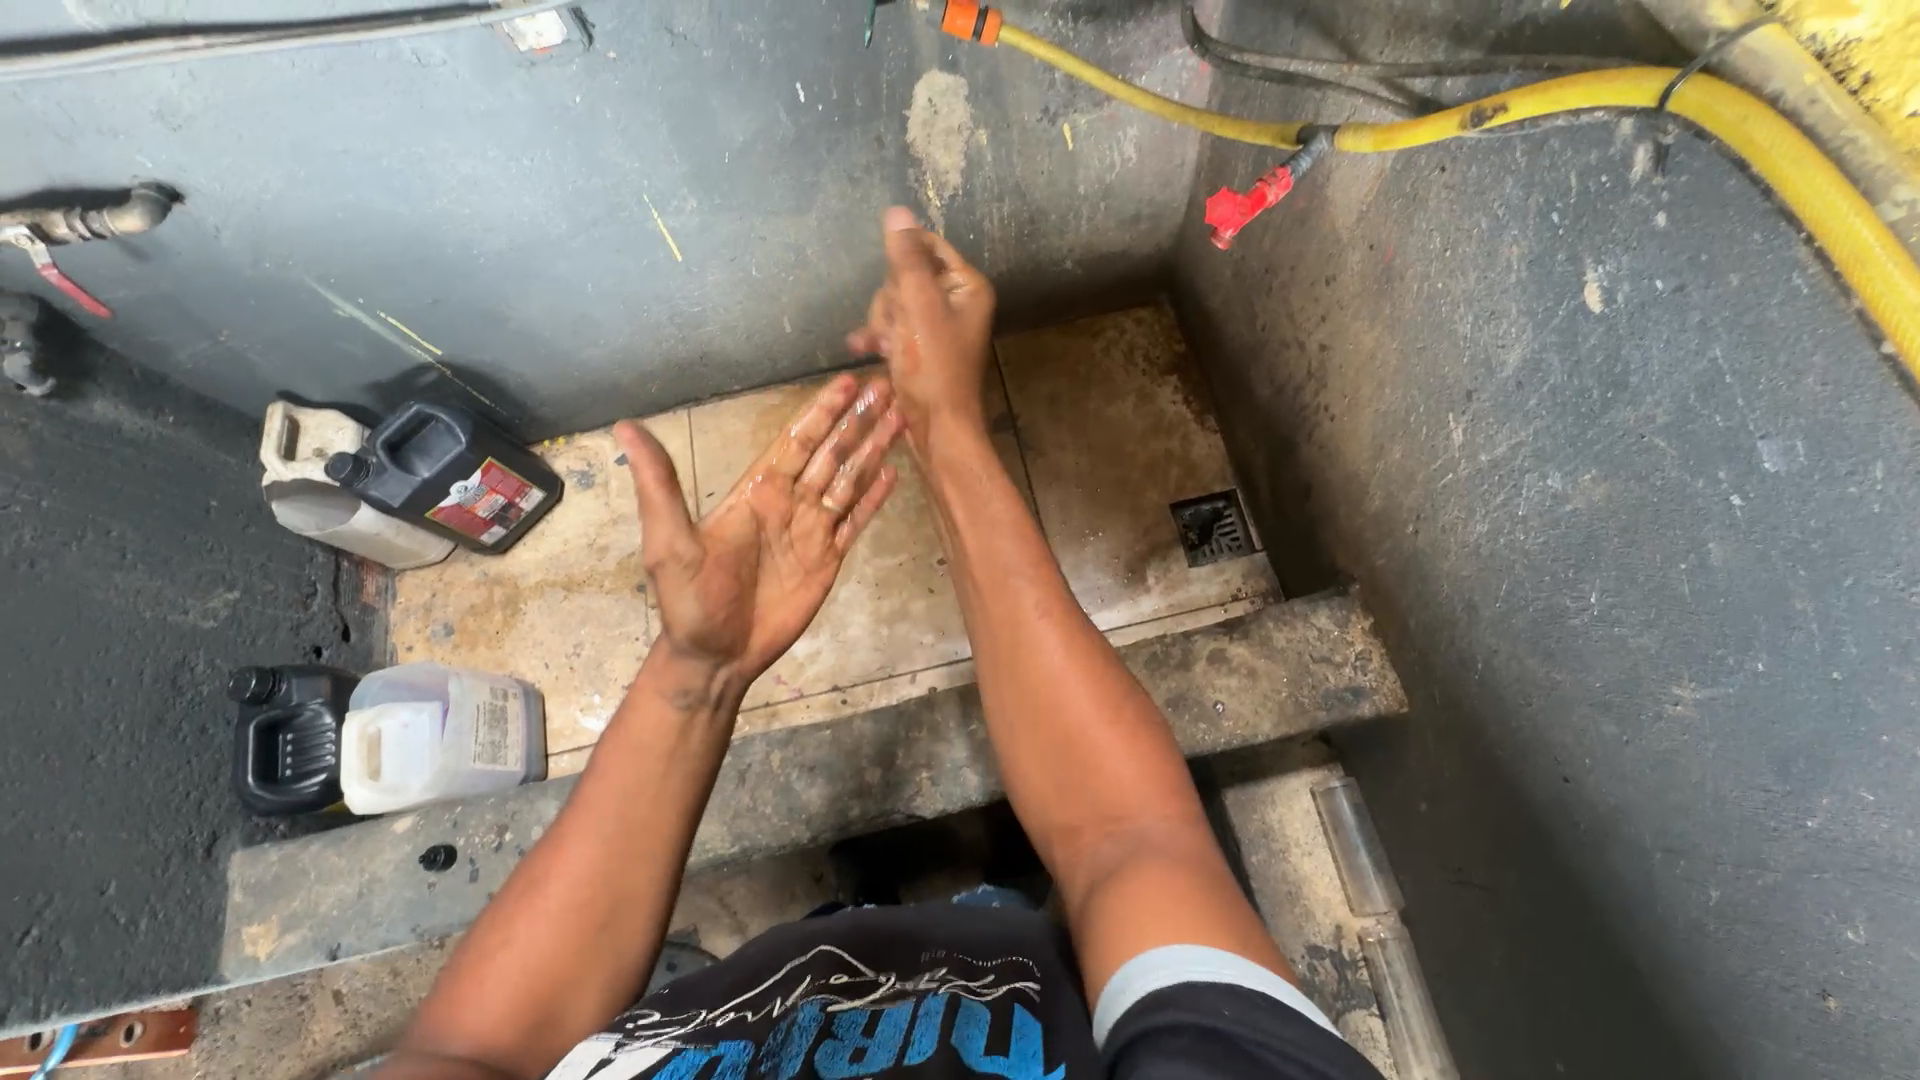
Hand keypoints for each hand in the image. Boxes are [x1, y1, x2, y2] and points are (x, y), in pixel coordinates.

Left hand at [613, 375, 902, 695]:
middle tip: (888, 389)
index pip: (796, 441)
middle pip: (830, 452)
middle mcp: (788, 502)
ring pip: (849, 481)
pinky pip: (855, 521)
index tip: (848, 382)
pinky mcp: (828, 559)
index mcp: (756, 491)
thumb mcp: (668, 541)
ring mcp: (811, 530)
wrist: (716, 654)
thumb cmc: (690, 601)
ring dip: (873, 451)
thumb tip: (626, 426)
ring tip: (901, 421)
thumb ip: (659, 484)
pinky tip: (893, 475)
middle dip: (857, 421)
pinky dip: (873, 499)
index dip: (823, 411)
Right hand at [846, 207, 995, 453]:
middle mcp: (956, 302)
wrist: (938, 429)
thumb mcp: (918, 308)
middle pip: (905, 276)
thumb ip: (906, 260)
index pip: (927, 246)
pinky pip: (893, 328)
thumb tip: (896, 212)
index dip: (902, 264)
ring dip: (883, 323)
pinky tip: (866, 350)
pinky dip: (880, 338)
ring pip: (894, 303)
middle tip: (898, 328)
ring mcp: (937, 326)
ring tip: (888, 348)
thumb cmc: (934, 370)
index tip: (898, 292)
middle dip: (891, 302)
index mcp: (967, 286)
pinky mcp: (920, 348)